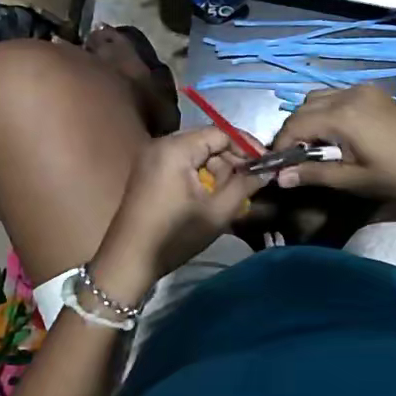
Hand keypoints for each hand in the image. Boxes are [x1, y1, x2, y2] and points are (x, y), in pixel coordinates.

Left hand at [89, 127, 266, 304]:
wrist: (128, 261)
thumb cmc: (175, 235)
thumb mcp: (217, 212)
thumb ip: (245, 185)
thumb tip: (267, 170)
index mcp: (176, 148)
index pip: (221, 133)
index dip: (247, 147)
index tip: (266, 165)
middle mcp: (161, 144)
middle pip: (207, 140)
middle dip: (232, 159)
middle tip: (251, 181)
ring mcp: (151, 157)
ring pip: (196, 152)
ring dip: (217, 168)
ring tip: (232, 193)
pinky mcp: (148, 171)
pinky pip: (181, 162)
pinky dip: (200, 173)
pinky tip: (211, 194)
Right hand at [270, 86, 395, 213]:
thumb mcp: (356, 181)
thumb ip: (315, 173)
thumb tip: (279, 177)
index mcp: (343, 113)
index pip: (295, 123)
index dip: (280, 146)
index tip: (274, 169)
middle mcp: (351, 92)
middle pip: (305, 106)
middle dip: (293, 132)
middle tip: (291, 162)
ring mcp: (368, 90)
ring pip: (322, 99)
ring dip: (310, 121)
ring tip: (311, 152)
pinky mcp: (380, 95)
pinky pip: (341, 99)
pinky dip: (328, 115)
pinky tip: (334, 140)